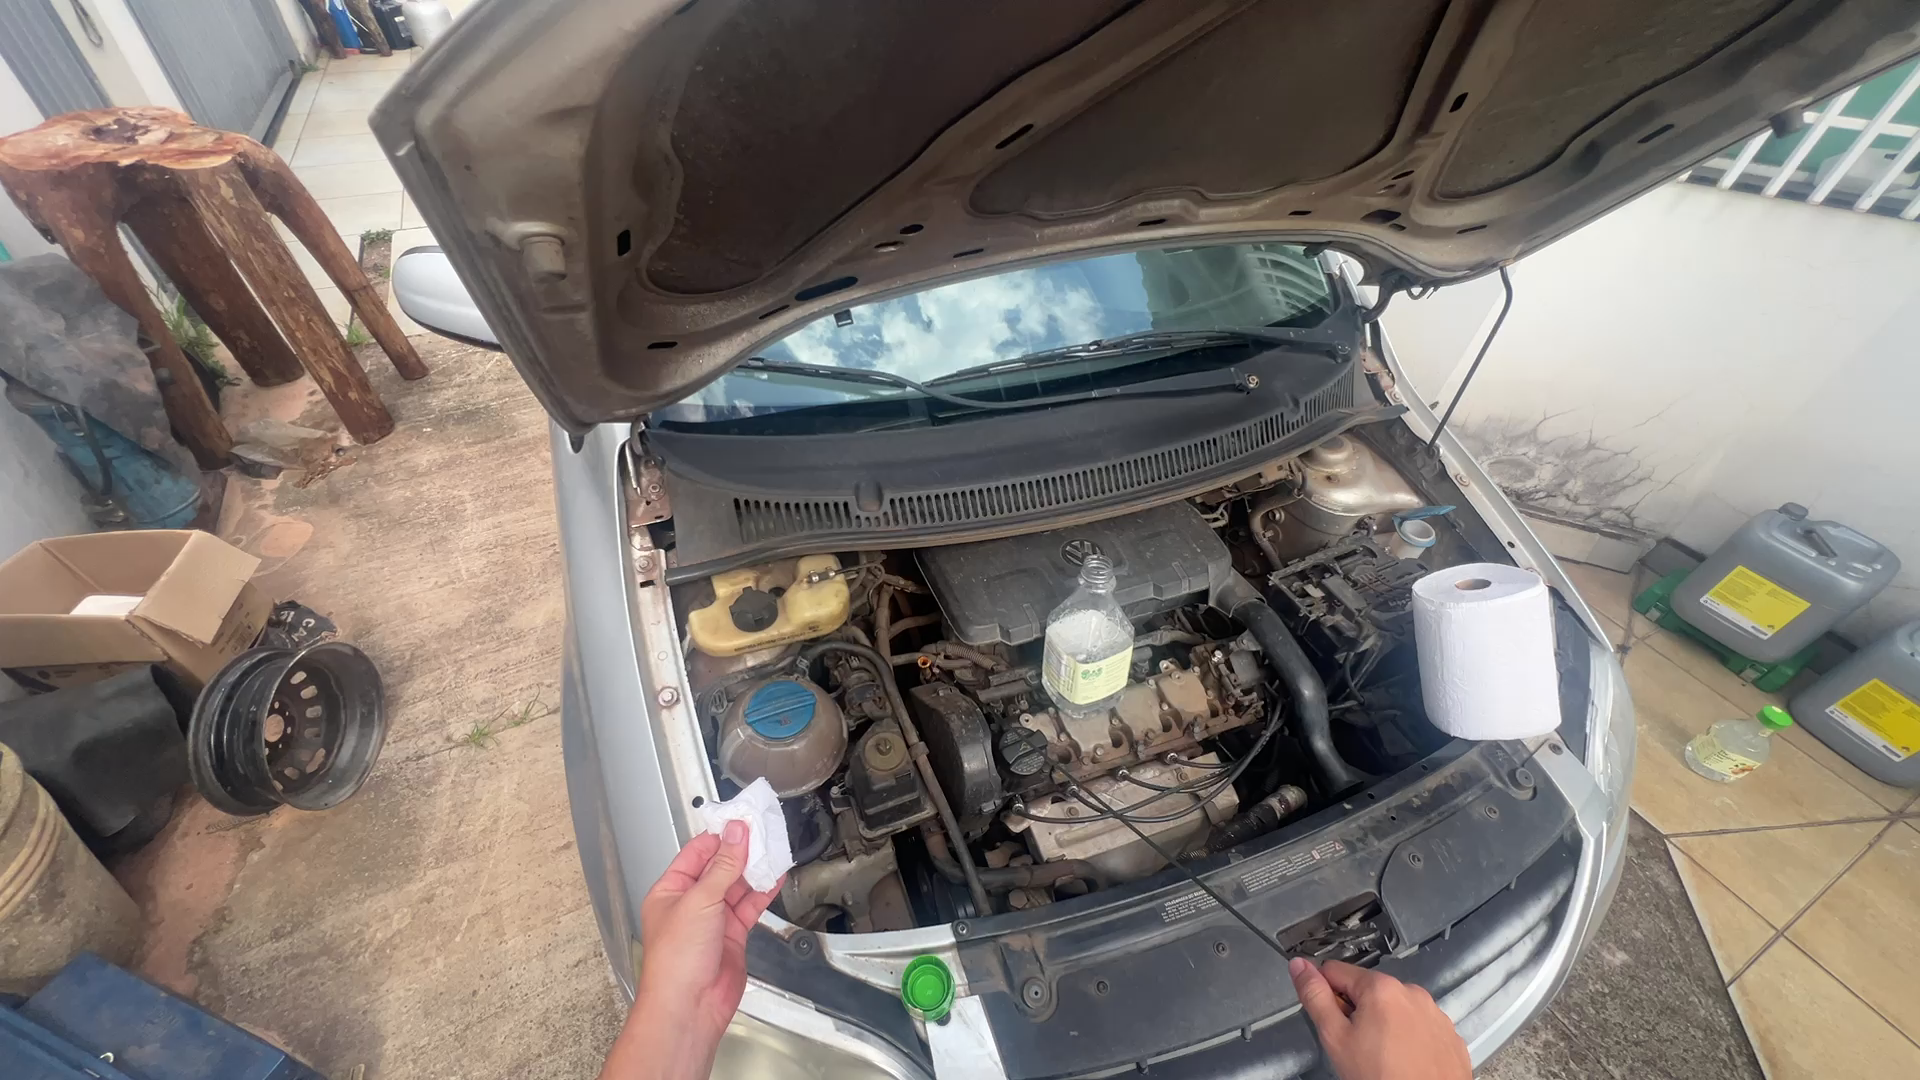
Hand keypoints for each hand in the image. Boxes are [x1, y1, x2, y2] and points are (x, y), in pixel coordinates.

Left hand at [598, 821, 783, 1079]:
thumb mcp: (700, 900)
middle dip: (742, 849)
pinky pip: (751, 904)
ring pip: (739, 884)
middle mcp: (692, 902)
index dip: (721, 835)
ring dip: (756, 868)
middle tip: (763, 829)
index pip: (698, 852)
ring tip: (774, 847)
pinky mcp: (733, 933)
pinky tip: (777, 875)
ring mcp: (713, 918)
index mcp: (672, 890)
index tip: (742, 819)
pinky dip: (765, 890)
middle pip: (721, 866)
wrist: (689, 1008)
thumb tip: (736, 832)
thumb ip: (723, 865)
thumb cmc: (677, 960)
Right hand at [1289, 957, 1470, 1079]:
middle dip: (1358, 1011)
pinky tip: (1407, 1063)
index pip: (1335, 972)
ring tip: (1385, 1058)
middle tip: (1359, 1046)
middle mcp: (1412, 992)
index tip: (1336, 1025)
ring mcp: (1436, 1015)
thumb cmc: (1381, 1078)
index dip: (1328, 997)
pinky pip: (1419, 1025)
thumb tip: (1299, 965)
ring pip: (1394, 1007)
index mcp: (1381, 987)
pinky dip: (1410, 1037)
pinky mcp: (1452, 1038)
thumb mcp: (1335, 1038)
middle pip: (1366, 989)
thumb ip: (1314, 996)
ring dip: (1384, 1023)